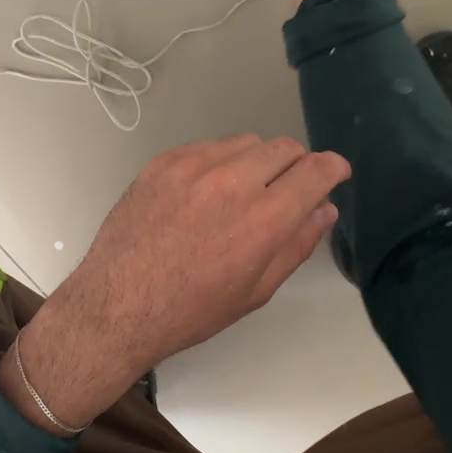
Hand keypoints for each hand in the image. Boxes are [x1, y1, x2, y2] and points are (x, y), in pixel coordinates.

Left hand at [0, 135, 348, 431]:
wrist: (116, 304)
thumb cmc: (191, 310)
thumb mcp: (255, 290)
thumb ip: (295, 243)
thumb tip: (323, 209)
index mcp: (261, 220)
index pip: (315, 171)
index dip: (333, 167)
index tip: (335, 172)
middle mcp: (231, 182)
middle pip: (284, 148)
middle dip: (298, 164)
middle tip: (290, 188)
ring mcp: (193, 166)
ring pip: (247, 142)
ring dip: (258, 161)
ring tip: (245, 192)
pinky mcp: (164, 161)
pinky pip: (208, 147)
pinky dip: (220, 162)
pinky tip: (207, 192)